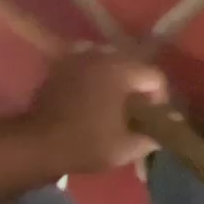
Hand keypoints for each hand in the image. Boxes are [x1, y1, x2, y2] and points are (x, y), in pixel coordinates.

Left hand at [19, 48, 168, 172]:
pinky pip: (87, 59)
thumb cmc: (87, 143)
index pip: (155, 75)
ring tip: (116, 101)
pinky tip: (93, 90)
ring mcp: (79, 55)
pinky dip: (95, 71)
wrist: (41, 142)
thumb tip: (162, 134)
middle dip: (139, 86)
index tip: (154, 119)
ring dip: (117, 77)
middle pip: (133, 64)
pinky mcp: (62, 62)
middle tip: (137, 111)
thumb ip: (150, 137)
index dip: (160, 98)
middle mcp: (101, 55)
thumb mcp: (125, 148)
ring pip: (110, 59)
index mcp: (120, 71)